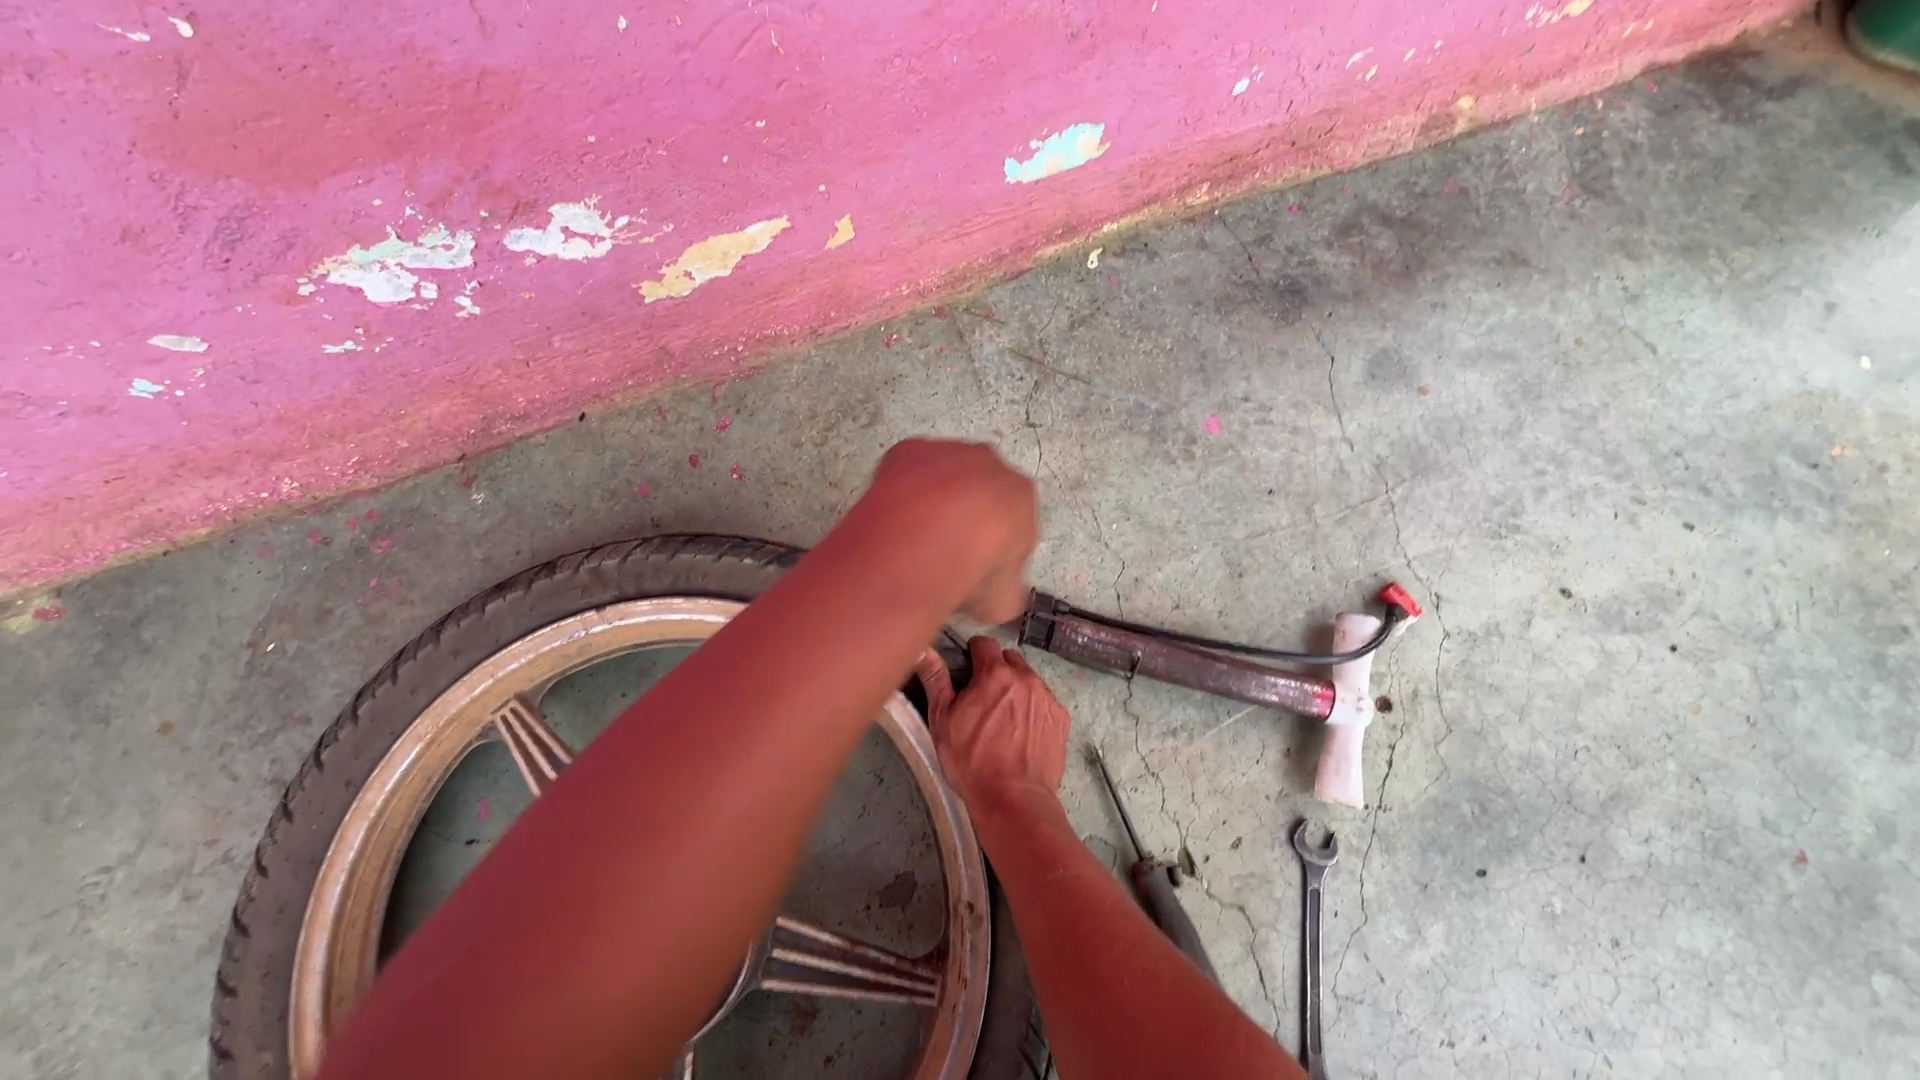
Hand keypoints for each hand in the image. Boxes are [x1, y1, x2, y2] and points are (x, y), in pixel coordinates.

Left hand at [862, 440, 1037, 623]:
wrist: (927, 542)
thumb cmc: (973, 568)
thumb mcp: (1003, 600)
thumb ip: (1007, 594)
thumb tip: (1000, 602)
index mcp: (1021, 494)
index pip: (1011, 518)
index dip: (992, 546)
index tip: (975, 566)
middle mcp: (989, 463)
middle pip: (977, 489)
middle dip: (962, 517)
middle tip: (943, 554)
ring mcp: (947, 452)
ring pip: (940, 477)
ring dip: (931, 502)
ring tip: (913, 542)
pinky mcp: (909, 450)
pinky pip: (905, 471)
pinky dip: (900, 491)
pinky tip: (894, 521)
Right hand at [921, 638, 1069, 812]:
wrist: (1013, 799)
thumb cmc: (971, 760)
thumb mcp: (943, 720)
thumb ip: (935, 680)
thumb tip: (923, 650)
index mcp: (995, 674)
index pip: (985, 644)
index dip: (973, 653)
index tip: (967, 669)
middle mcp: (1026, 679)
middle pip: (1010, 660)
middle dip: (996, 670)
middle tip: (983, 697)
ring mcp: (1047, 699)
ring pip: (1029, 680)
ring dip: (1016, 689)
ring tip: (1003, 718)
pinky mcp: (1061, 720)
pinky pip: (1045, 702)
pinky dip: (1034, 709)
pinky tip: (1022, 732)